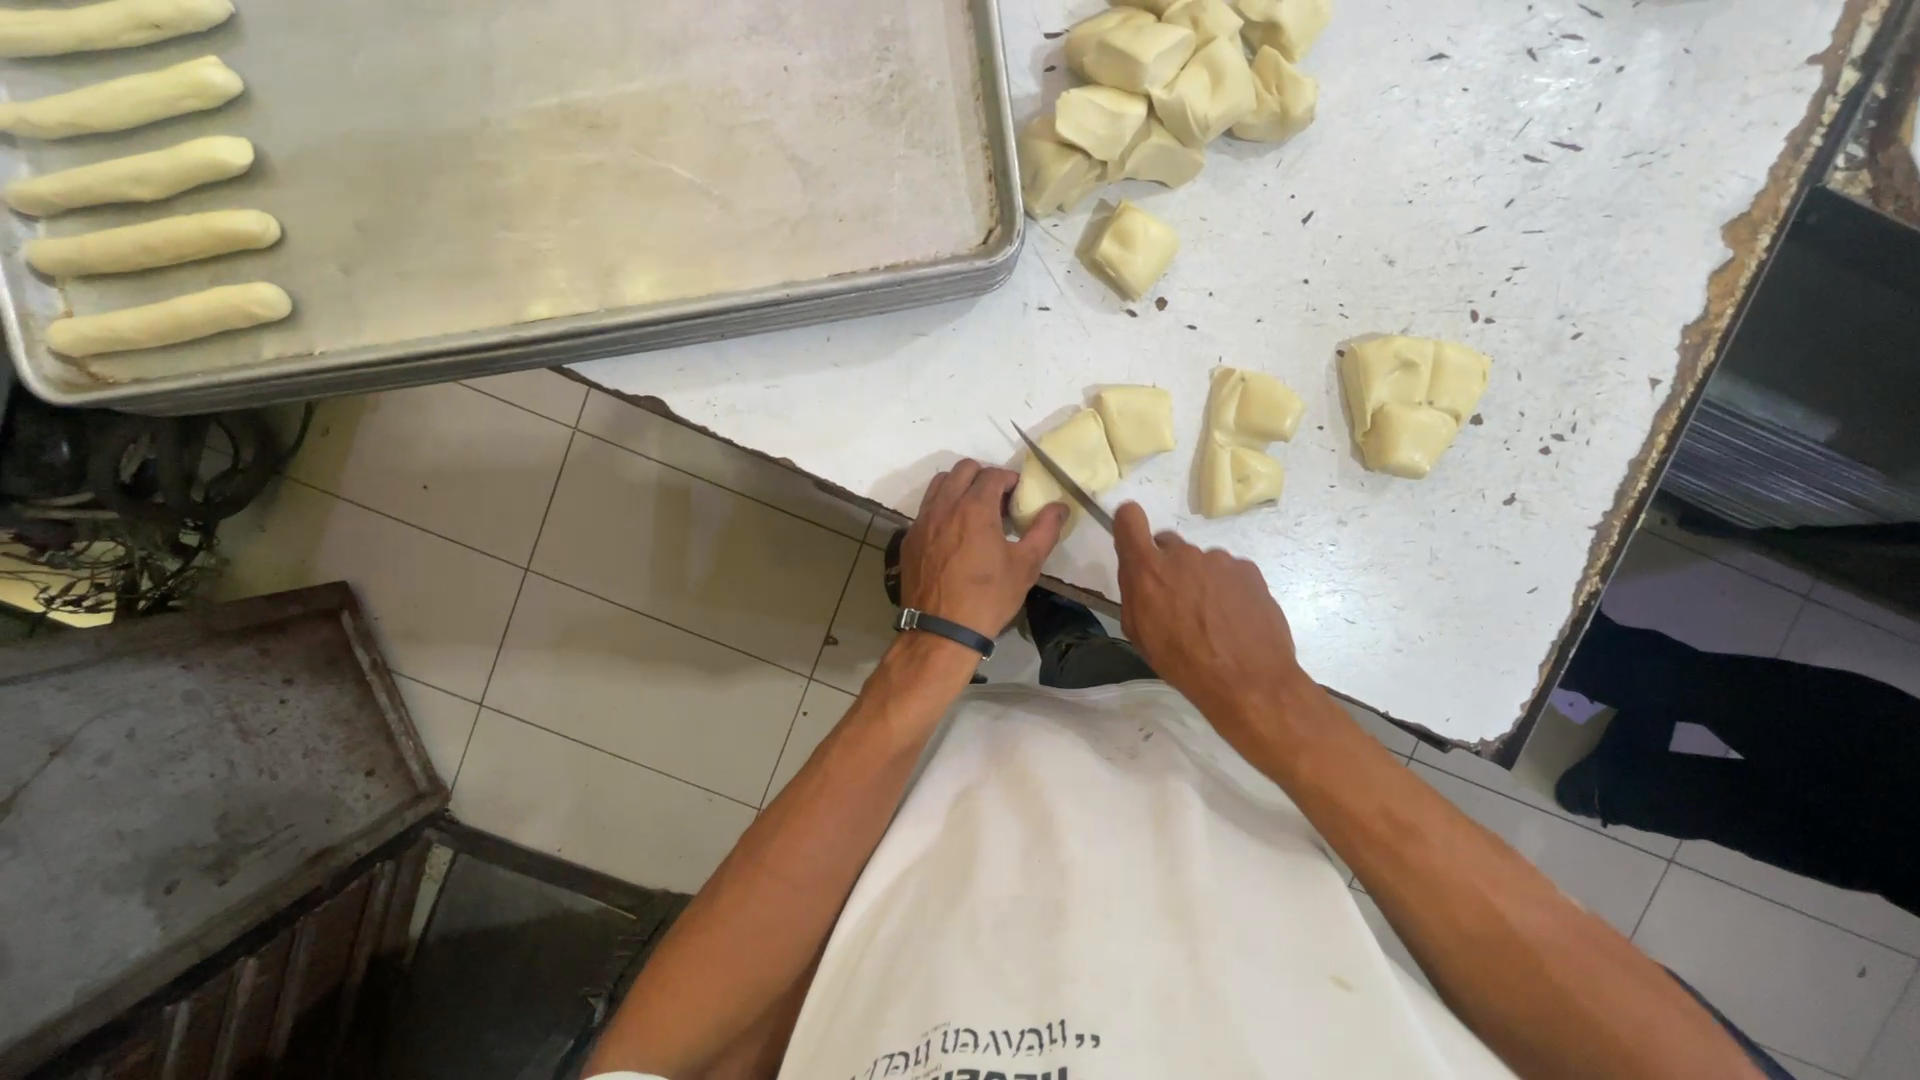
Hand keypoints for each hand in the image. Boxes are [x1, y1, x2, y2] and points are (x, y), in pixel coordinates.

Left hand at [900, 460, 1066, 638]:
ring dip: (959, 487)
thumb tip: (1060, 507)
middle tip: (998, 500)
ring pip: (939, 485)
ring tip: (974, 511)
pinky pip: (925, 509)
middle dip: (983, 476)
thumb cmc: (988, 598)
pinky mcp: (909, 539)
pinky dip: (942, 508)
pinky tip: (953, 533)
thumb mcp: (1026, 566)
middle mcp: (945, 506)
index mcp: (975, 508)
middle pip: (963, 470)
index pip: (992, 474)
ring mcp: (922, 522)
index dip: (1009, 479)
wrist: (942, 631)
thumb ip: (1045, 530)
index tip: (1018, 495)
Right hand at [1113, 501, 1310, 742]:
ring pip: (1199, 561)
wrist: (1248, 680)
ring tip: (1210, 618)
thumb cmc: (1182, 662)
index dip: (1128, 524)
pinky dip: (1226, 589)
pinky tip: (1232, 619)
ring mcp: (1219, 560)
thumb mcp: (1140, 634)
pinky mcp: (1248, 569)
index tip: (1134, 542)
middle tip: (1176, 602)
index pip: (1129, 519)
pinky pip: (1228, 572)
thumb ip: (1133, 592)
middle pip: (1167, 546)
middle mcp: (1183, 555)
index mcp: (1149, 570)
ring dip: (1199, 580)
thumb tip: (1135, 569)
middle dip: (1167, 567)